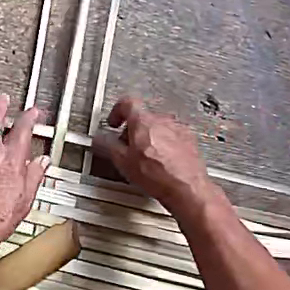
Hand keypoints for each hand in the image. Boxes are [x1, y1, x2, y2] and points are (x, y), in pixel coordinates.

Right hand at [93, 98, 213, 208]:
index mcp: (143, 121)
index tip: (115, 122)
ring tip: (146, 157)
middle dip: (133, 130)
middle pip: (143, 117)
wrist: (186, 187)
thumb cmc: (158, 175)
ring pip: (159, 127)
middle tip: (128, 147)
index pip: (127, 102)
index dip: (117, 111)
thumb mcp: (123, 162)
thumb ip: (108, 146)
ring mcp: (178, 128)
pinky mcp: (189, 139)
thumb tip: (100, 140)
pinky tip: (162, 161)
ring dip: (150, 137)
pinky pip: (173, 135)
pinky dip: (165, 144)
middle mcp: (163, 120)